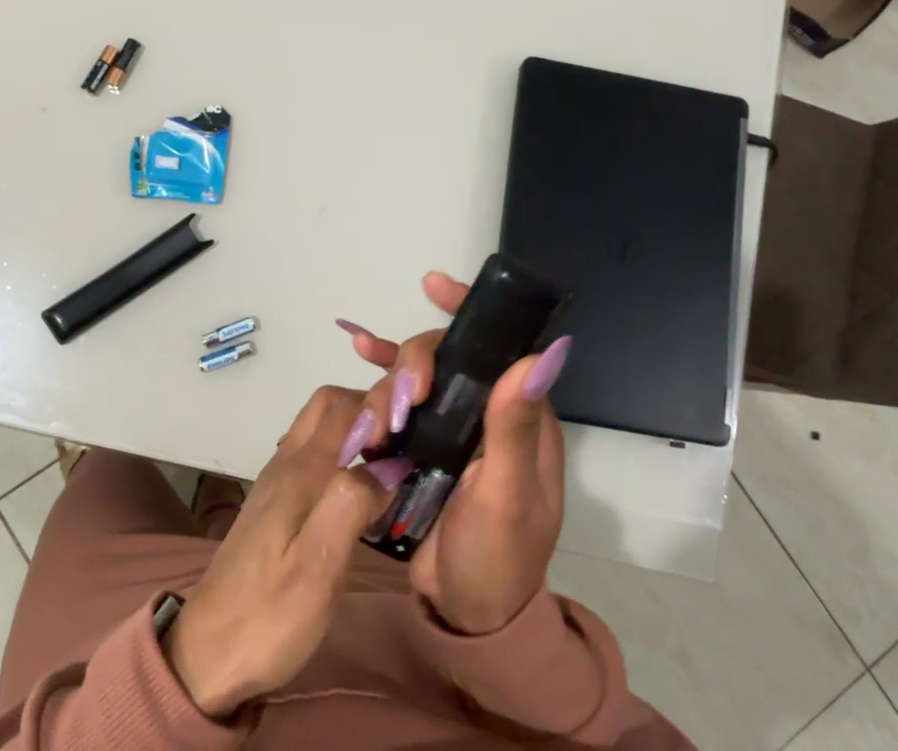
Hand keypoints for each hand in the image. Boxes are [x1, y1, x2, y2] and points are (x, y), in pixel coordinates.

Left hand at [162, 386, 392, 716]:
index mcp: (299, 473)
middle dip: (370, 408)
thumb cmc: (268, 615)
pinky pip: (313, 458)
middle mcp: (285, 466)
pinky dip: (343, 456)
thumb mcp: (317, 567)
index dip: (383, 404)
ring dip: (357, 430)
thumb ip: (351, 505)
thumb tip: (389, 462)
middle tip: (407, 443)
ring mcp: (276, 485)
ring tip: (396, 463)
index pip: (344, 406)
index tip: (418, 428)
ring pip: (319, 430)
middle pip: (327, 407)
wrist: (207, 655)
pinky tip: (364, 493)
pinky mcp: (275, 507)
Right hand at [337, 274, 570, 634]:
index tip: (434, 286)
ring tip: (372, 420)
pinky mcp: (420, 448)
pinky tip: (358, 360)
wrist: (465, 610)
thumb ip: (515, 430)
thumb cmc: (498, 558)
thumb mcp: (507, 498)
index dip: (471, 312)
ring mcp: (450, 430)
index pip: (501, 347)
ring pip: (416, 379)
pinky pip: (396, 403)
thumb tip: (539, 355)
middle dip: (413, 366)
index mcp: (520, 419)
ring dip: (388, 385)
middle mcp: (485, 414)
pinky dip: (377, 383)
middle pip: (447, 358)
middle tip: (398, 405)